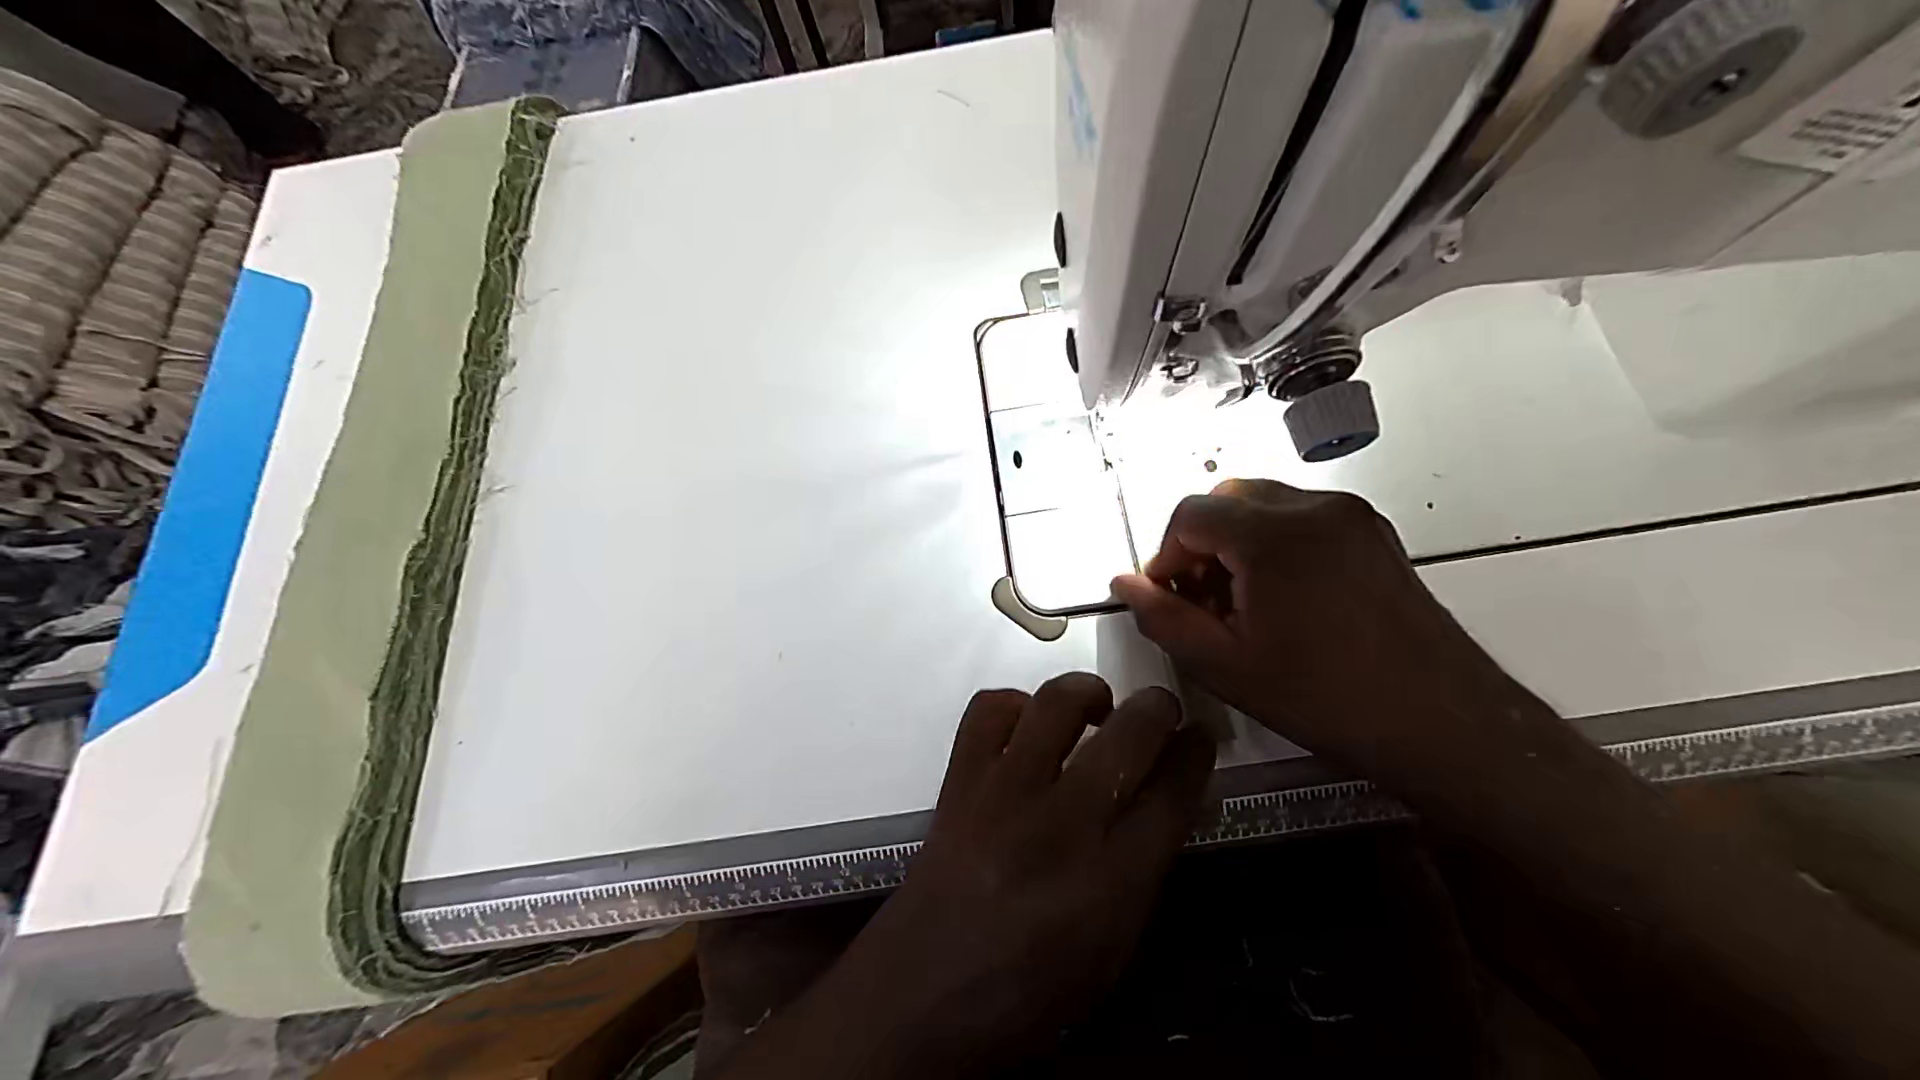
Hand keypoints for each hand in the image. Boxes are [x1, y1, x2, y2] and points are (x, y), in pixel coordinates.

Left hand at [806, 674, 1214, 1074]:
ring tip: (1096, 704)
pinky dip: (1014, 705)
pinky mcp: (960, 780)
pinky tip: (1027, 724)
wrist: (926, 989)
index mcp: (1113, 879)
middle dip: (1157, 710)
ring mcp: (1004, 793)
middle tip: (1160, 709)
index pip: (1173, 792)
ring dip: (1086, 692)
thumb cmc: (1030, 984)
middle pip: (1128, 736)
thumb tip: (1170, 798)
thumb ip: (1146, 865)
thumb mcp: (1113, 944)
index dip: (1194, 754)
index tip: (1200, 736)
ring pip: (1056, 705)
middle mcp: (1062, 823)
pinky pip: (988, 712)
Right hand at [1110, 479, 1509, 773]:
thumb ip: (1162, 617)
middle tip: (1200, 597)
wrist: (1441, 723)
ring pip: (1263, 504)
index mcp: (1275, 535)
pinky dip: (1272, 543)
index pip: (1190, 514)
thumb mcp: (1224, 664)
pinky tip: (1280, 597)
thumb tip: (1126, 584)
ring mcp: (1351, 517)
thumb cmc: (1329, 698)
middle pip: (1226, 499)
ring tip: (1240, 601)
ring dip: (1234, 541)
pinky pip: (1301, 517)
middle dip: (1199, 543)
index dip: (1166, 555)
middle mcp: (1316, 509)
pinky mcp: (1373, 533)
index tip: (1169, 596)